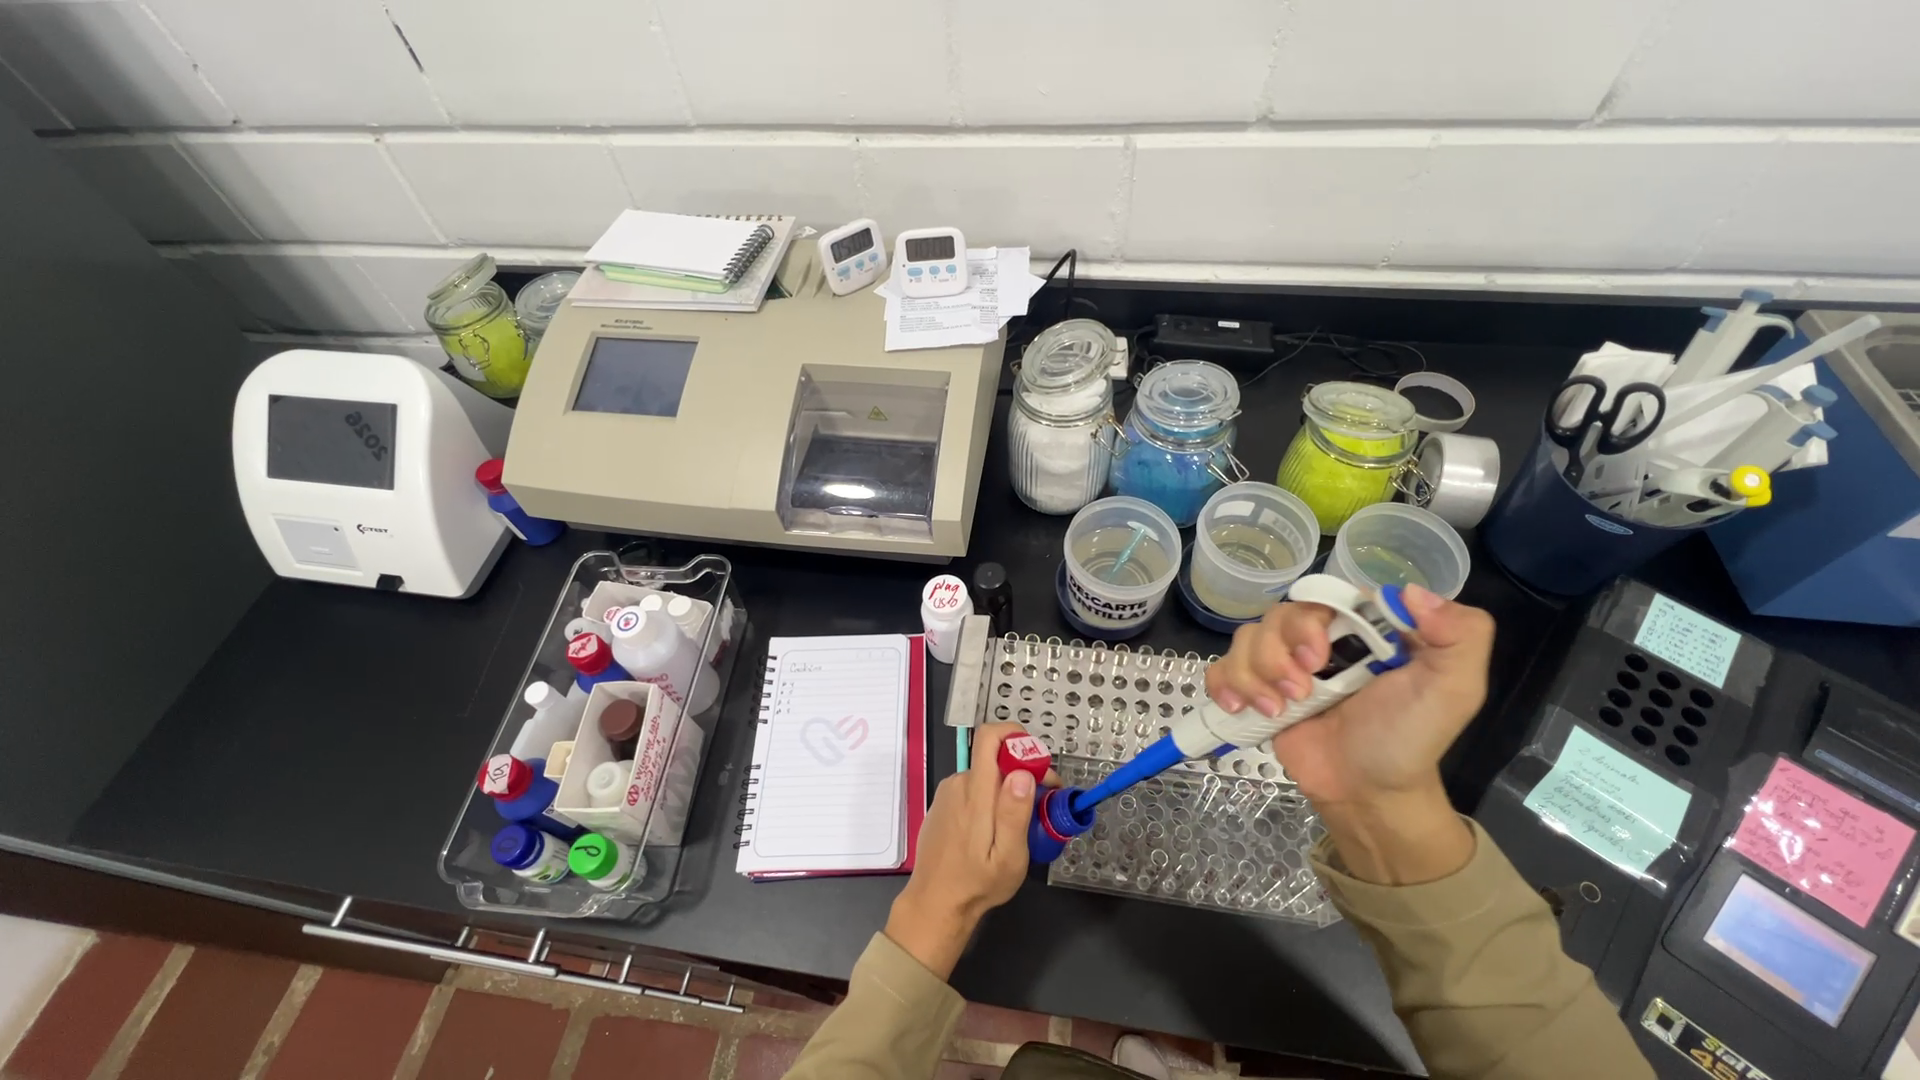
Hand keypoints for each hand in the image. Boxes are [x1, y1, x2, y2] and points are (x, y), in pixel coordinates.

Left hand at [885, 723, 1042, 977]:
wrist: (935, 904)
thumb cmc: (977, 883)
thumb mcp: (1008, 856)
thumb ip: (1015, 812)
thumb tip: (1021, 773)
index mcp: (975, 792)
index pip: (989, 737)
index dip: (1015, 736)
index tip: (1039, 762)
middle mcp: (958, 784)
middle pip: (994, 758)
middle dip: (1022, 771)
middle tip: (1043, 802)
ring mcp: (948, 794)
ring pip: (985, 776)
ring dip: (1007, 789)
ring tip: (1022, 823)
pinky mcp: (943, 805)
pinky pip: (972, 790)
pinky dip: (991, 799)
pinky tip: (997, 830)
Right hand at [1204, 584, 1492, 883]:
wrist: (1367, 794)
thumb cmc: (1409, 739)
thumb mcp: (1455, 688)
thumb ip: (1461, 634)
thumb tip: (1413, 591)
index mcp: (1361, 628)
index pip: (1320, 597)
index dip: (1307, 622)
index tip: (1316, 658)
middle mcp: (1319, 639)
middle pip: (1275, 616)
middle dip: (1276, 655)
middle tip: (1300, 692)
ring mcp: (1283, 664)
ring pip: (1245, 639)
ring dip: (1253, 675)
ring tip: (1277, 709)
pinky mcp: (1257, 689)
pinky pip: (1222, 667)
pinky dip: (1225, 684)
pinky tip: (1240, 708)